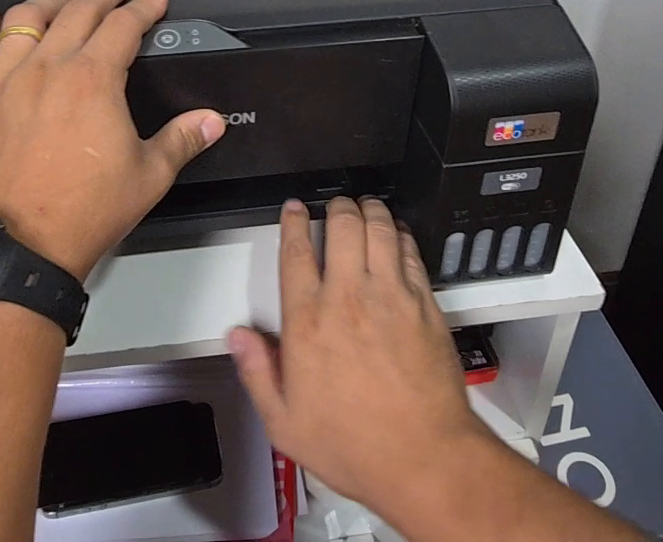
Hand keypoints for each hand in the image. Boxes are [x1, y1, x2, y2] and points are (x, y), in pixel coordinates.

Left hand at [0, 0, 225, 279]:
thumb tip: (209, 121)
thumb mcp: (149, 175)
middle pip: (76, 12)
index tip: (152, 0)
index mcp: (93, 80)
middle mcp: (47, 71)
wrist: (23, 247)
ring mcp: (7, 84)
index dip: (143, 7)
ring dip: (47, 1)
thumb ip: (182, 139)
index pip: (123, 25)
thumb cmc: (83, 211)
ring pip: (23, 21)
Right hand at [227, 197, 492, 511]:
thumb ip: (257, 372)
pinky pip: (410, 253)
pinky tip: (398, 233)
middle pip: (342, 226)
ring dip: (371, 211)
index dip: (293, 222)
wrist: (424, 458)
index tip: (294, 210)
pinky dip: (401, 235)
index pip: (296, 252)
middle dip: (336, 207)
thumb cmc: (356, 444)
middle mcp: (349, 298)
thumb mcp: (285, 422)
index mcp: (309, 321)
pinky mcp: (424, 305)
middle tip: (335, 205)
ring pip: (380, 230)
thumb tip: (238, 338)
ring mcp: (391, 297)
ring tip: (365, 205)